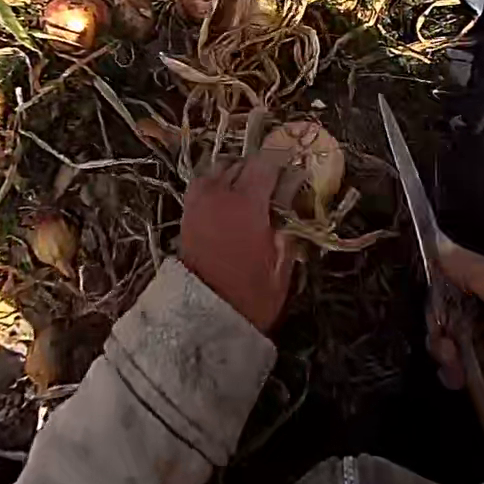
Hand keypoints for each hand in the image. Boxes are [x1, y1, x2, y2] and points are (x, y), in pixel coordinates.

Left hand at [179, 150, 296, 333]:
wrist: (201, 321)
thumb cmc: (249, 296)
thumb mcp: (282, 264)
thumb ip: (290, 223)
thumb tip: (297, 196)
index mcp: (246, 203)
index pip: (267, 162)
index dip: (284, 163)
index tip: (296, 173)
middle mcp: (220, 194)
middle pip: (244, 162)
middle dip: (263, 169)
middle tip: (277, 188)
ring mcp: (199, 202)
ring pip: (221, 167)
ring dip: (238, 173)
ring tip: (252, 191)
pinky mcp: (187, 213)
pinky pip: (204, 182)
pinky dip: (218, 183)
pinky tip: (230, 200)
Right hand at [426, 240, 483, 399]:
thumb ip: (474, 270)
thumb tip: (438, 245)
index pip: (449, 272)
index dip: (436, 284)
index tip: (434, 300)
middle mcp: (480, 306)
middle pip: (440, 306)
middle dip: (437, 324)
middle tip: (448, 342)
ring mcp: (478, 339)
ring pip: (441, 335)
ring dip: (442, 350)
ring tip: (456, 365)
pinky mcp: (477, 369)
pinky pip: (448, 364)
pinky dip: (448, 371)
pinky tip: (458, 378)